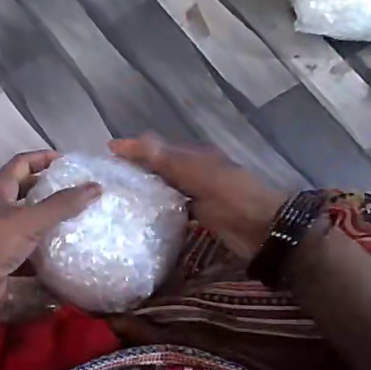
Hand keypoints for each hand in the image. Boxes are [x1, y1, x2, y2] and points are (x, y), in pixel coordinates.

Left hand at [0, 150, 100, 286]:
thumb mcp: (30, 219)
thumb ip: (62, 204)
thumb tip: (96, 187)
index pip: (22, 162)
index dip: (44, 158)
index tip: (67, 162)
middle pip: (25, 189)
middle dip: (49, 188)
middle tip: (74, 190)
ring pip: (27, 217)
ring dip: (47, 216)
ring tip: (74, 216)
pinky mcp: (3, 253)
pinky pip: (27, 243)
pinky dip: (43, 243)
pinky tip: (62, 246)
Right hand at [110, 136, 288, 257]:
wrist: (265, 228)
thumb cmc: (233, 197)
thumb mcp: (198, 174)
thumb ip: (166, 159)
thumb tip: (131, 141)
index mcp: (195, 156)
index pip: (157, 147)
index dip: (133, 148)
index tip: (107, 153)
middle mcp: (194, 171)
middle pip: (160, 166)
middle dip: (135, 168)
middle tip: (106, 179)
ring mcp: (198, 195)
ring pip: (165, 187)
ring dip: (145, 189)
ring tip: (117, 198)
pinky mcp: (201, 216)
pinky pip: (173, 208)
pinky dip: (157, 208)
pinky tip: (142, 217)